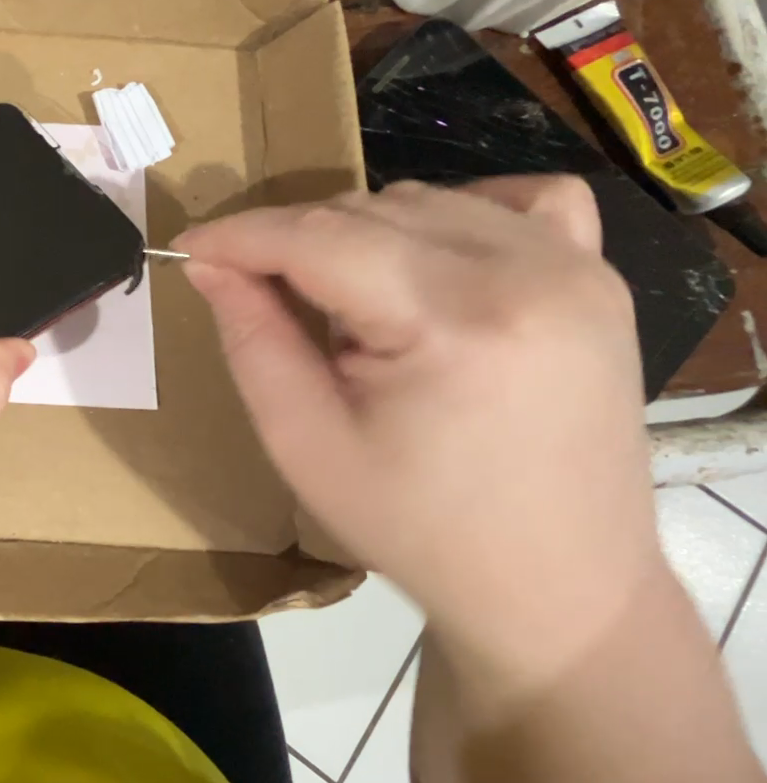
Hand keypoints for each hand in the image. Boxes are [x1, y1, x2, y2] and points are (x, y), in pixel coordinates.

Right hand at [176, 177, 660, 647]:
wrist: (555, 583)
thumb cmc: (413, 523)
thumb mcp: (301, 437)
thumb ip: (251, 336)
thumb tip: (208, 263)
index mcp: (456, 322)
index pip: (319, 238)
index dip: (239, 235)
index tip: (184, 247)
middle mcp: (530, 273)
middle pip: (365, 211)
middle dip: (288, 239)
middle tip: (248, 289)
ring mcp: (577, 269)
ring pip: (423, 200)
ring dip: (354, 232)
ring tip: (334, 298)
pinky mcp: (598, 279)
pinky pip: (518, 200)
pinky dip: (453, 210)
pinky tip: (423, 255)